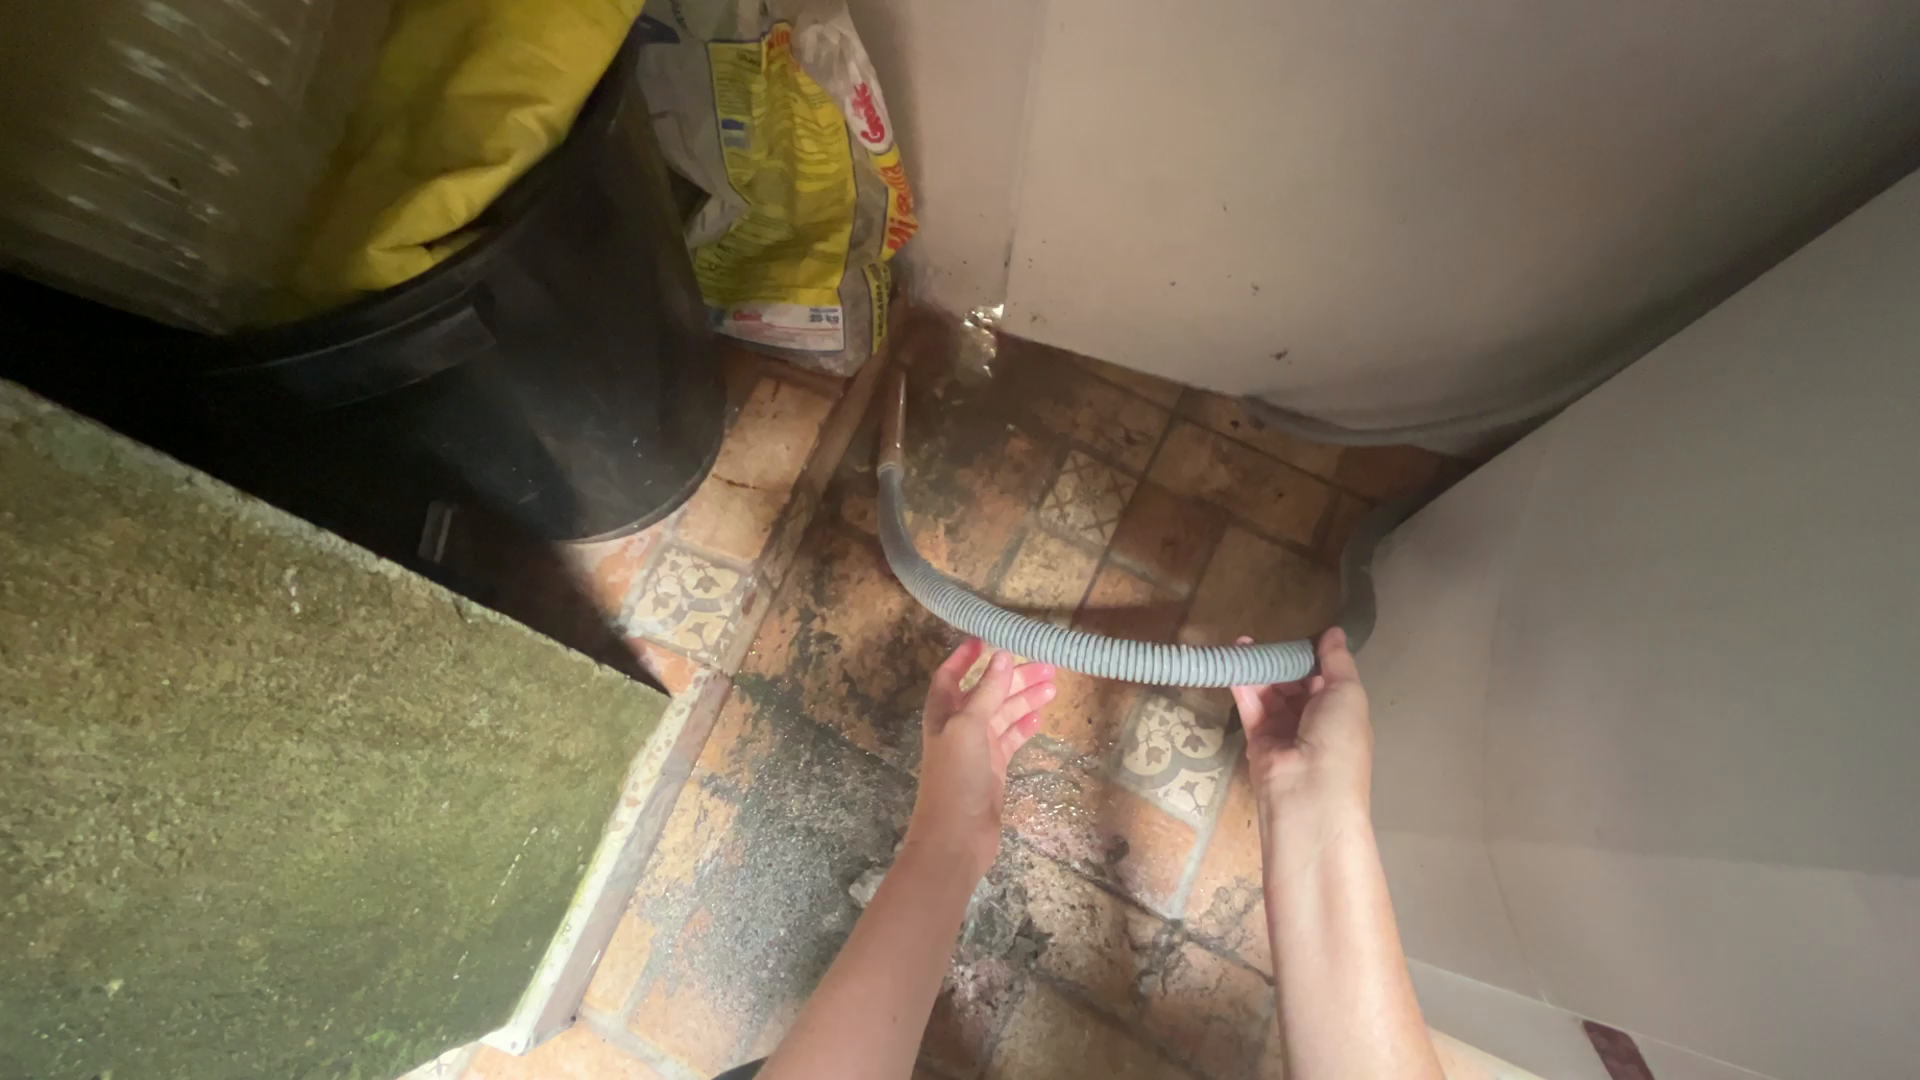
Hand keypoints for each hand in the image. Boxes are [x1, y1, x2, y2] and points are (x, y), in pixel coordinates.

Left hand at [904, 640, 1055, 874]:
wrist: (956, 837)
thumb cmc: (955, 777)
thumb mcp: (969, 727)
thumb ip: (986, 691)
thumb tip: (1001, 656)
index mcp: (944, 712)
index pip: (951, 674)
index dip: (966, 656)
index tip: (988, 637)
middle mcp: (959, 726)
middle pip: (987, 692)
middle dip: (1012, 677)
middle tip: (1046, 665)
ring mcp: (977, 748)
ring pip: (1004, 714)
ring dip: (1025, 698)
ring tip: (1053, 685)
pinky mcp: (994, 768)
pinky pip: (1011, 739)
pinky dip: (1025, 726)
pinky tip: (1041, 716)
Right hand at [1231, 627, 1372, 814]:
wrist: (1308, 791)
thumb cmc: (1339, 739)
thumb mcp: (1348, 694)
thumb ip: (1337, 661)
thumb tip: (1334, 631)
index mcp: (1341, 713)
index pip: (1324, 678)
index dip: (1311, 657)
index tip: (1296, 636)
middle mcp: (1313, 721)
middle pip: (1294, 683)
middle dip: (1280, 661)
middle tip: (1264, 638)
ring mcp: (1283, 729)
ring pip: (1269, 691)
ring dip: (1258, 667)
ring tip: (1242, 642)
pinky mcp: (1256, 735)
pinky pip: (1249, 703)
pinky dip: (1241, 682)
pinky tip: (1233, 658)